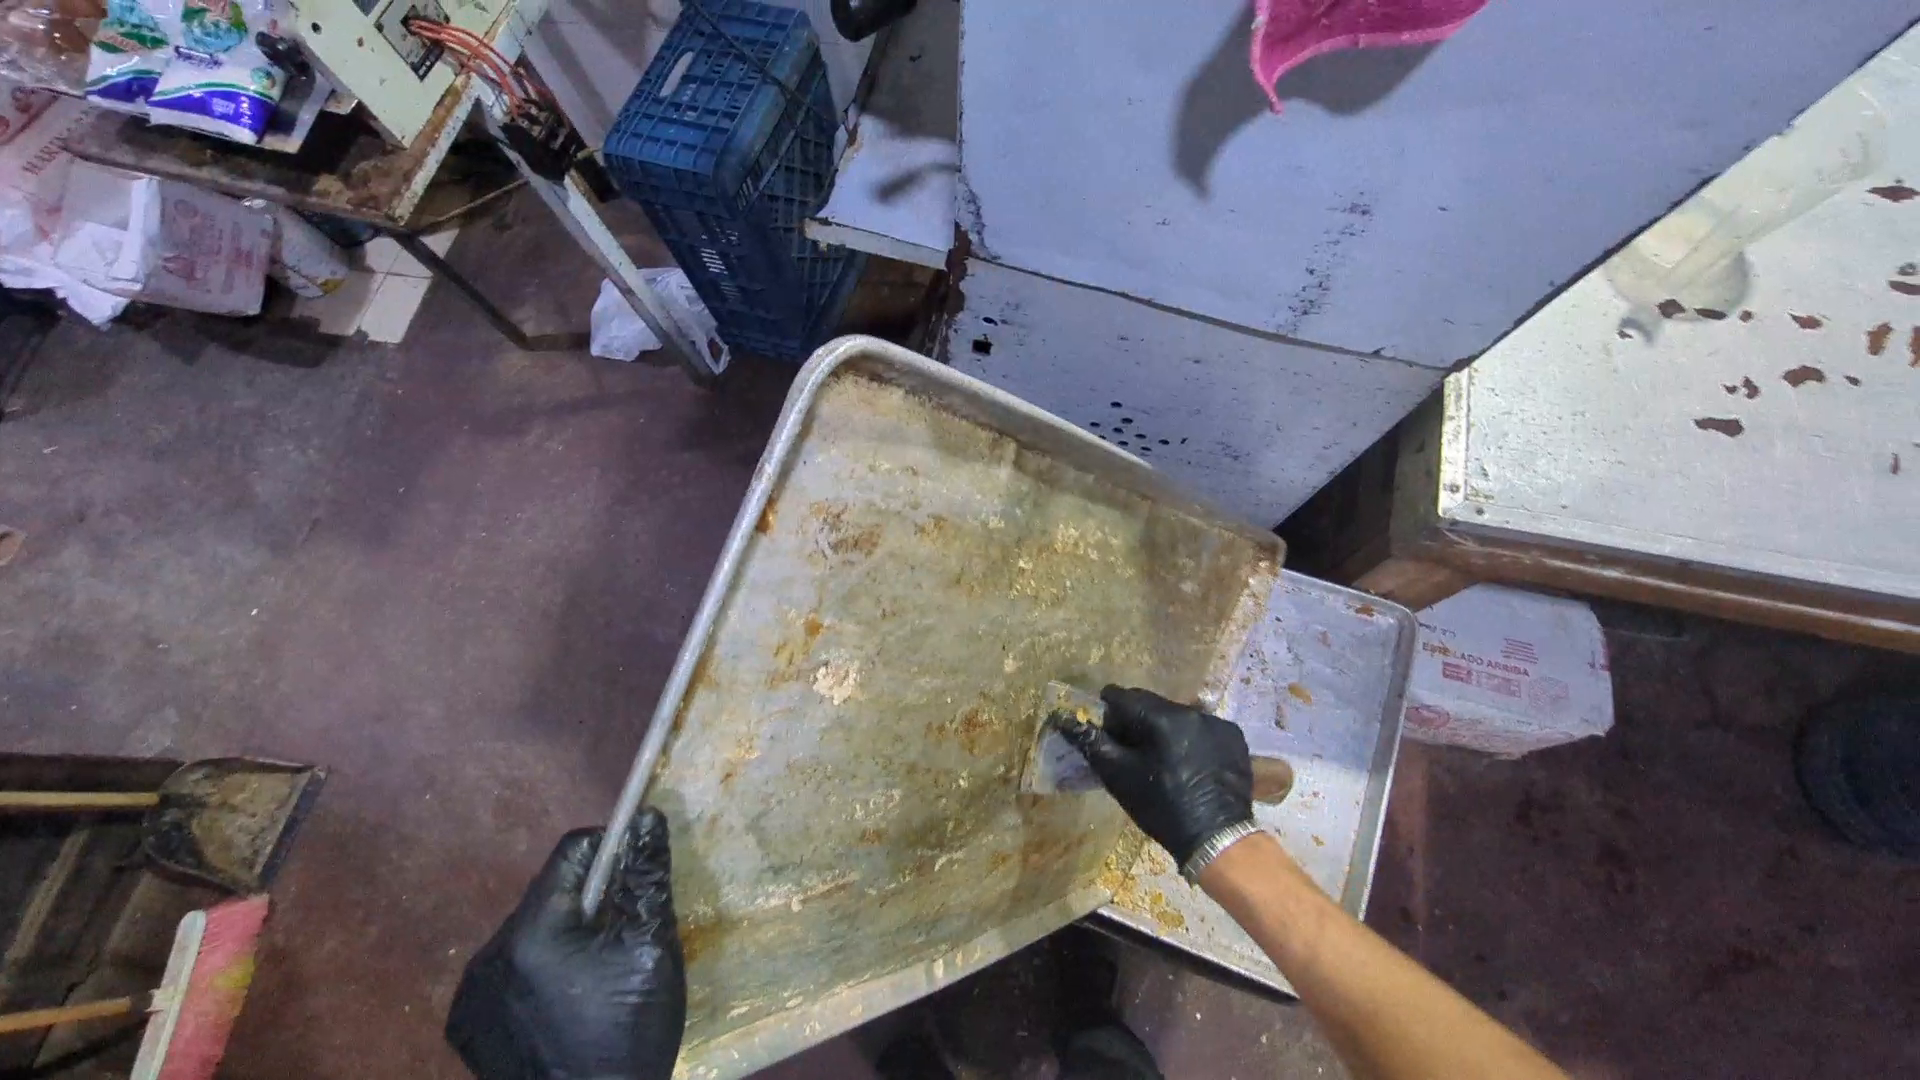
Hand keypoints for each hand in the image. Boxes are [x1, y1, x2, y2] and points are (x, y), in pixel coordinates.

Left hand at [446, 812, 685, 1079]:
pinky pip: (509, 967)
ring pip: (529, 928)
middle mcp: (490, 953)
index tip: (636, 878)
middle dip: (589, 896)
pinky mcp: (466, 1023)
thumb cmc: (629, 1030)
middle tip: (623, 930)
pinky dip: (538, 967)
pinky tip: (565, 1000)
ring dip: (564, 931)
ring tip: (597, 970)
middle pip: (549, 890)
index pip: (572, 852)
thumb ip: (647, 876)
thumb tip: (648, 818)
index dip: (611, 851)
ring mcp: (471, 992)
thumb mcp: (651, 946)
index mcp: (534, 930)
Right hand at [1057, 685, 1253, 865]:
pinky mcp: (1234, 738)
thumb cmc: (1161, 807)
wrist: (1216, 838)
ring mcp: (1217, 723)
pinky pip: (1201, 728)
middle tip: (1129, 748)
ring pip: (1177, 715)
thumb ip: (1092, 742)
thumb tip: (1063, 718)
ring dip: (1163, 728)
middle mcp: (1191, 711)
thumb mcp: (1119, 776)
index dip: (1108, 711)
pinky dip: (1190, 738)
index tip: (1105, 731)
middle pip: (1151, 704)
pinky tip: (1188, 763)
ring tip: (1161, 758)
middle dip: (1136, 719)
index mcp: (1161, 717)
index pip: (1122, 696)